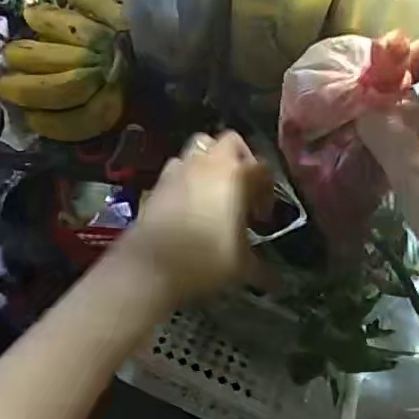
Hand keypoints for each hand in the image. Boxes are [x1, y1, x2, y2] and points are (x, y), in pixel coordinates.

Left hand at [112, 130, 271, 304]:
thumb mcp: (241, 265)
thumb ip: (257, 261)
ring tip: (212, 191)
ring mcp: (179, 169)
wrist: (149, 267)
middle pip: (230, 142)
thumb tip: (269, 276)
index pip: (263, 168)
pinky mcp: (157, 182)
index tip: (261, 217)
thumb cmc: (204, 260)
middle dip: (240, 160)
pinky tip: (187, 203)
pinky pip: (176, 169)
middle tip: (240, 190)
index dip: (266, 191)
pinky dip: (186, 177)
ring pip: (199, 147)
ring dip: (209, 162)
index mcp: (237, 175)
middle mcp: (208, 163)